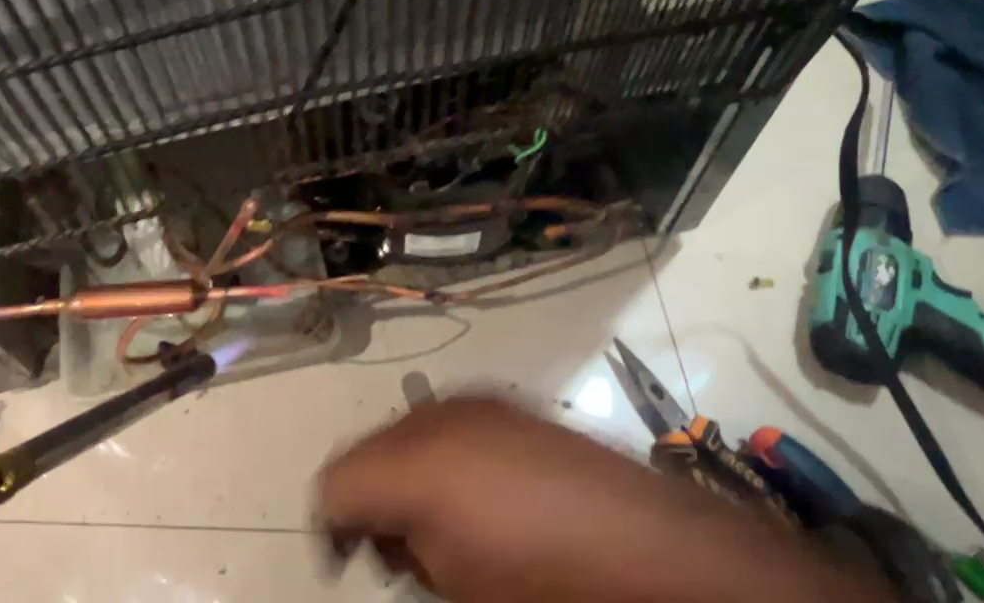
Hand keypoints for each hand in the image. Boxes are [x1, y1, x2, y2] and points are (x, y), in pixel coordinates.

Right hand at [317, 397, 891, 602]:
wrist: (651, 544)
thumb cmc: (544, 578)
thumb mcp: (455, 580)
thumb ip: (401, 545)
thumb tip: (389, 531)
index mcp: (411, 463)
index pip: (334, 480)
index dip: (332, 524)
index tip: (343, 559)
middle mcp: (433, 416)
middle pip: (367, 447)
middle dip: (372, 496)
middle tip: (397, 552)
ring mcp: (473, 403)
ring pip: (407, 431)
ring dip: (408, 474)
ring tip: (442, 528)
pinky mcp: (507, 404)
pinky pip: (450, 424)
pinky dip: (446, 456)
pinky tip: (478, 496)